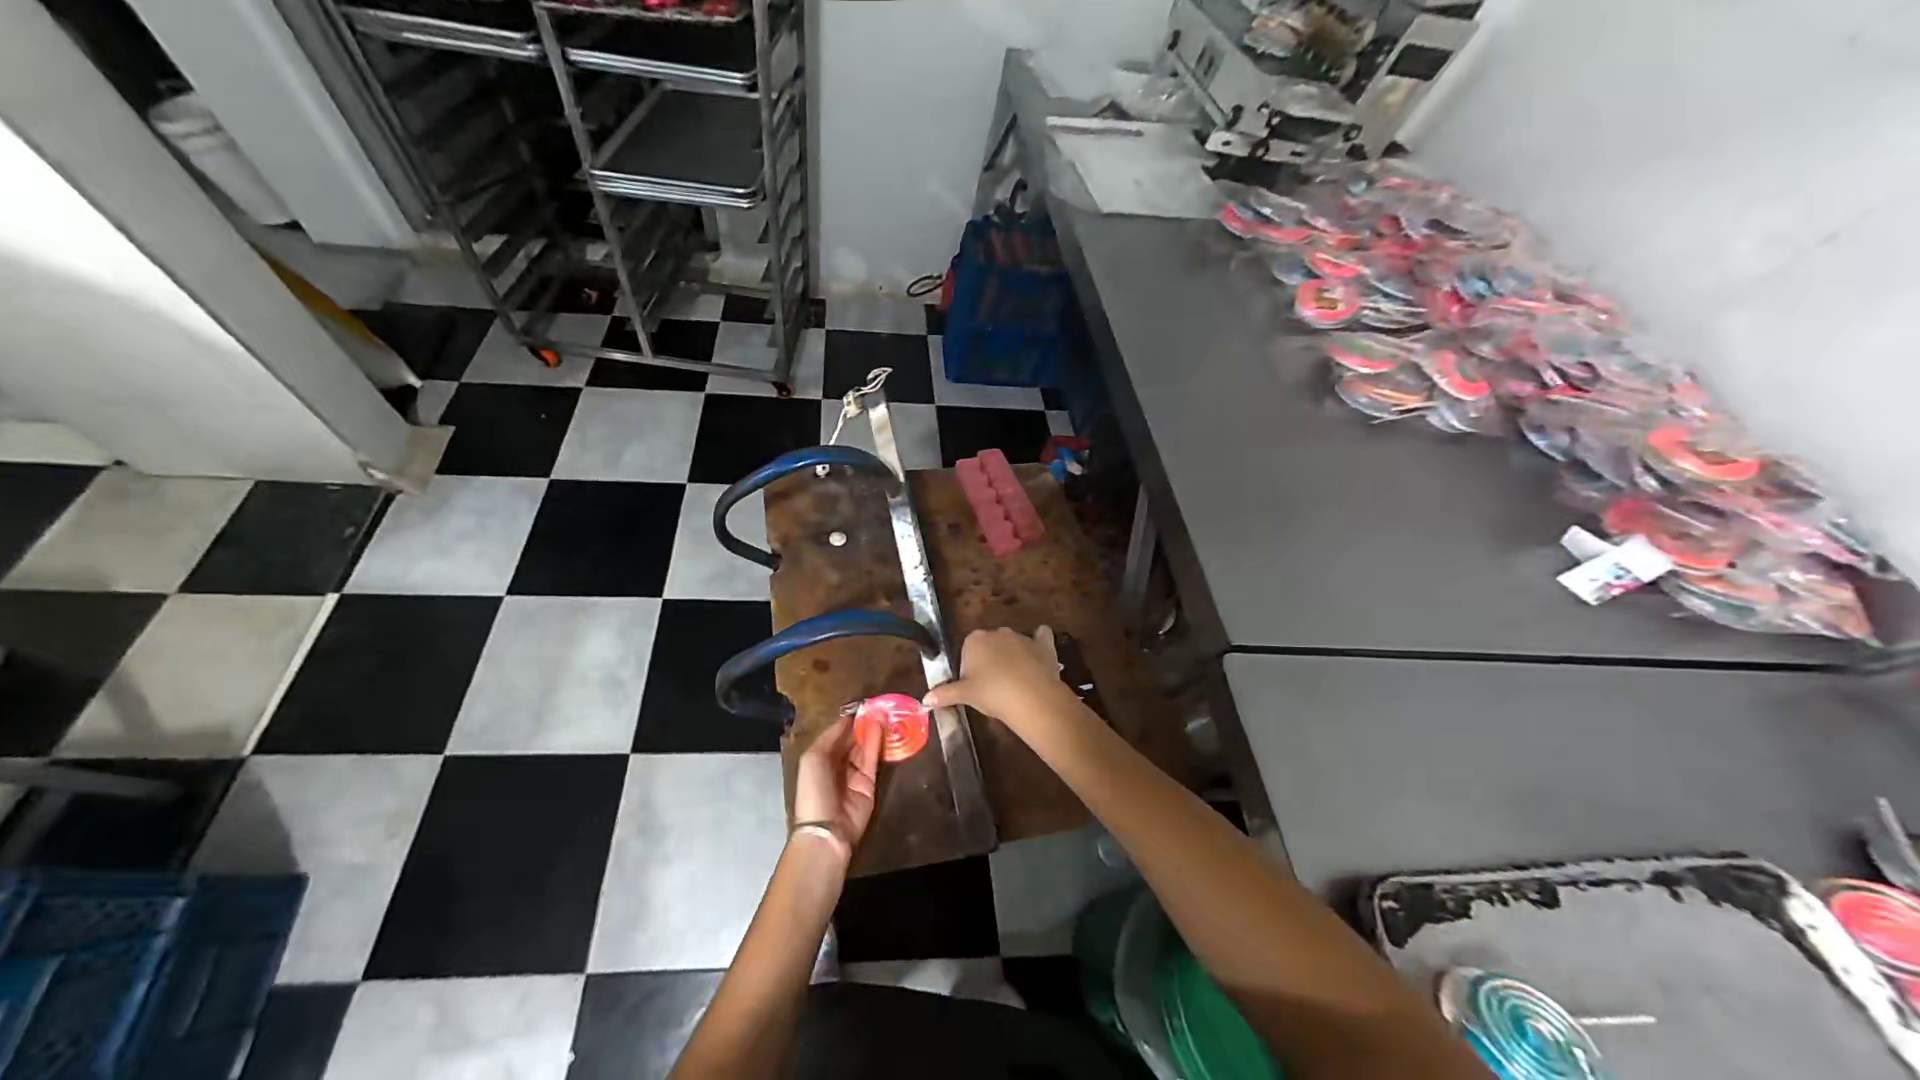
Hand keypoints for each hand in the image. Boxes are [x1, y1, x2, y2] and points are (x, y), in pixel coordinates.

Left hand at [791, 714, 881, 862]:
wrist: (827, 829)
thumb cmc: (813, 790)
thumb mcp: (813, 758)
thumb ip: (832, 736)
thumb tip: (848, 717)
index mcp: (820, 757)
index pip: (837, 733)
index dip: (849, 718)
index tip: (863, 703)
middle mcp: (837, 763)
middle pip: (853, 738)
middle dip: (864, 722)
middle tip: (879, 704)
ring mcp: (854, 773)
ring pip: (865, 746)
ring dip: (873, 729)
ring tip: (885, 711)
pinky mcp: (869, 782)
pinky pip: (874, 759)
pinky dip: (878, 743)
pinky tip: (883, 727)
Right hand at [921, 626, 1076, 735]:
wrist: (1030, 698)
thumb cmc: (991, 693)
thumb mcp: (965, 695)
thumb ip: (944, 694)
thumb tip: (924, 700)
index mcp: (975, 639)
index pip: (967, 650)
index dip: (970, 668)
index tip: (974, 685)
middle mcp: (998, 632)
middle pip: (990, 645)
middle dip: (990, 661)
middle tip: (992, 686)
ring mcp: (1022, 636)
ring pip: (1013, 643)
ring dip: (1012, 657)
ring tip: (1015, 683)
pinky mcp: (1043, 644)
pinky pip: (1041, 636)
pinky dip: (1039, 642)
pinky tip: (1039, 655)